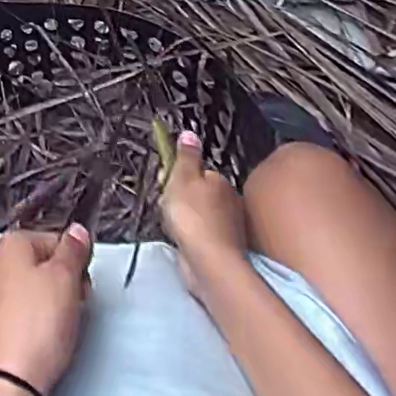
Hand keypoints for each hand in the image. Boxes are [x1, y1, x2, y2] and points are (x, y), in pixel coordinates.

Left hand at [0, 223, 92, 395]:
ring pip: (39, 285)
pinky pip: (28, 305)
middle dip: (66, 282)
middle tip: (73, 303)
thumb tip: (77, 229)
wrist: (12, 375)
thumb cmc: (38, 323)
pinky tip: (47, 334)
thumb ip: (73, 249)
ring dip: (56, 301)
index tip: (82, 282)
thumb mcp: (65, 278)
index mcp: (11, 241)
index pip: (56, 239)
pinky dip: (41, 316)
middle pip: (46, 261)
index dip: (75, 262)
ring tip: (60, 323)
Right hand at [159, 129, 247, 284]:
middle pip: (197, 191)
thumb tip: (190, 133)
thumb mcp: (182, 177)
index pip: (196, 171)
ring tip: (173, 224)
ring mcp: (228, 226)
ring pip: (198, 212)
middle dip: (180, 196)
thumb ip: (186, 156)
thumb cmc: (192, 215)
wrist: (209, 262)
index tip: (165, 183)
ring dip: (184, 216)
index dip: (177, 175)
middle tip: (168, 205)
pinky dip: (191, 234)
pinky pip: (200, 232)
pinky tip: (182, 238)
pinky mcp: (222, 247)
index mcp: (221, 182)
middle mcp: (230, 201)